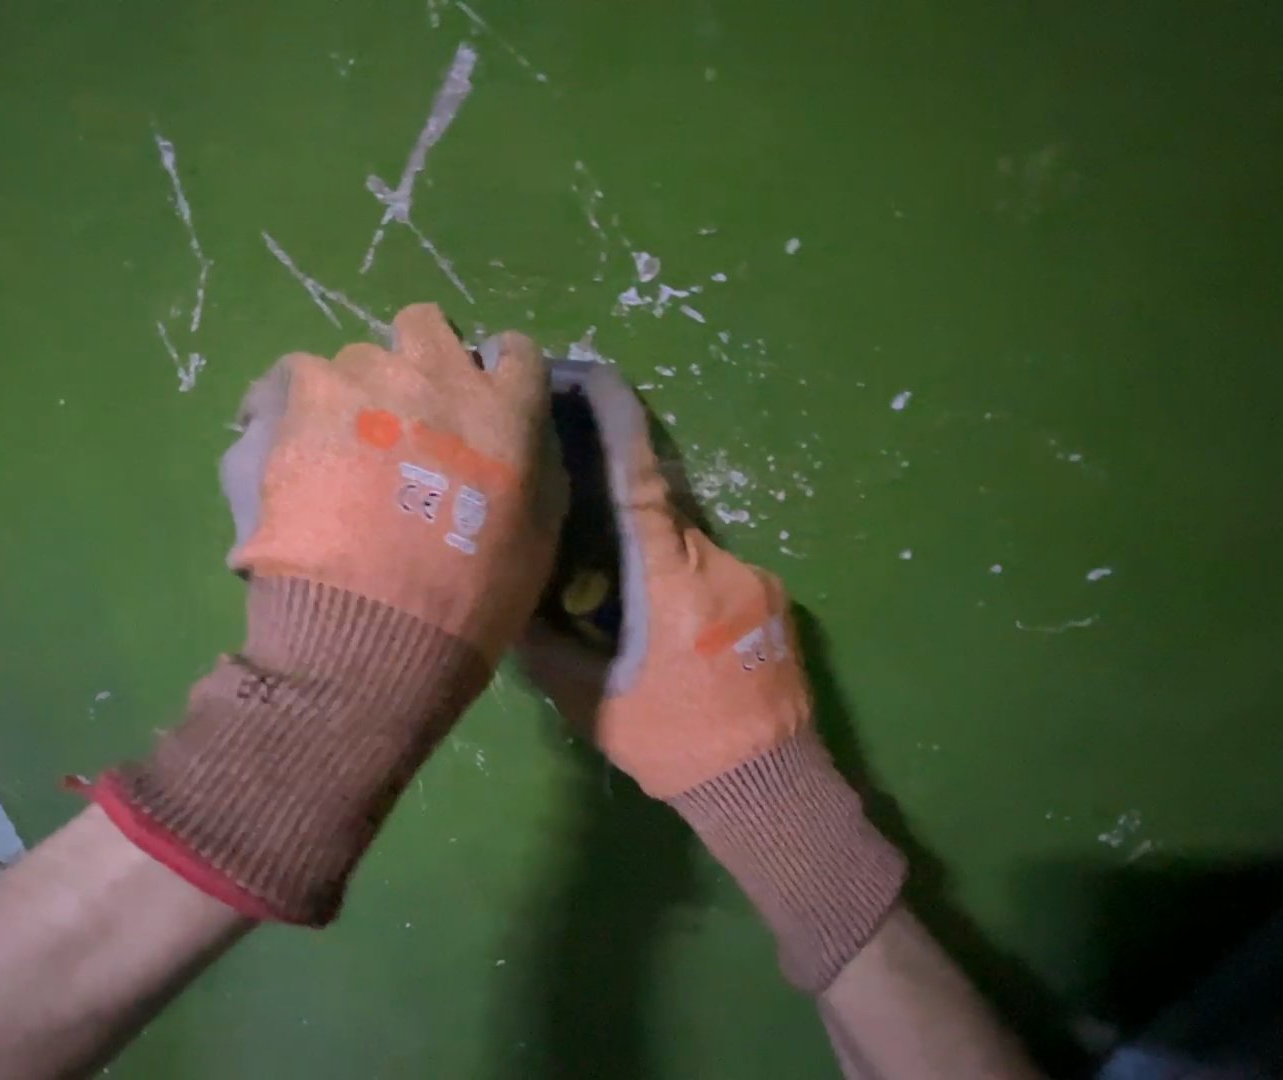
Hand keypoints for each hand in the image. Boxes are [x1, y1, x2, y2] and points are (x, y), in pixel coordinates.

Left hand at [95, 304, 564, 924]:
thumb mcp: (535, 539)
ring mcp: (370, 380)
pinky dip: (287, 409)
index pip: (512, 352)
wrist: (376, 633)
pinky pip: (290, 379)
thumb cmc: (467, 602)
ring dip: (349, 394)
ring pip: (353, 358)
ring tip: (330, 454)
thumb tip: (510, 443)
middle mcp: (443, 378)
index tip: (468, 400)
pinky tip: (284, 454)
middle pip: (423, 326)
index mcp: (509, 413)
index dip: (489, 372)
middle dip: (412, 360)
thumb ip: (530, 471)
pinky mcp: (305, 396)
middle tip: (394, 416)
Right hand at [519, 363, 903, 992]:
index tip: (587, 372)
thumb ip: (547, 643)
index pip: (640, 479)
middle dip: (613, 491)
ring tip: (609, 588)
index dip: (614, 418)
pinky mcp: (771, 596)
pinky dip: (675, 571)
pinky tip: (657, 618)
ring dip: (644, 547)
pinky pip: (709, 563)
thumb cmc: (674, 743)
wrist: (770, 788)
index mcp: (672, 581)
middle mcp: (721, 561)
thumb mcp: (591, 700)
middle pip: (660, 503)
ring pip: (684, 537)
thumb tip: (512, 597)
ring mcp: (755, 575)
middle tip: (568, 494)